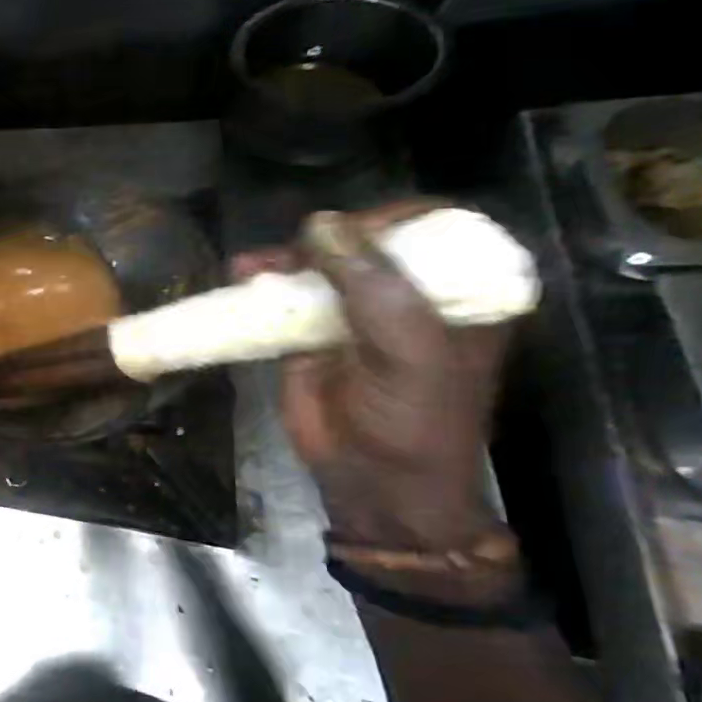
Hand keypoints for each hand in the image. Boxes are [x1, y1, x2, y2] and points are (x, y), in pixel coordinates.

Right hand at [232, 201, 511, 553]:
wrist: (372, 481)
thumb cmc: (415, 419)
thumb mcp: (410, 351)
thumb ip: (374, 286)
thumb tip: (320, 222)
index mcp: (460, 294)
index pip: (432, 229)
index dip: (389, 219)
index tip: (349, 229)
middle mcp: (407, 296)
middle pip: (364, 240)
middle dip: (325, 237)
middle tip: (297, 252)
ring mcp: (353, 313)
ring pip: (317, 263)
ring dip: (283, 257)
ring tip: (254, 265)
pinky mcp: (308, 332)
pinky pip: (282, 295)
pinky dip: (259, 282)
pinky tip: (240, 275)